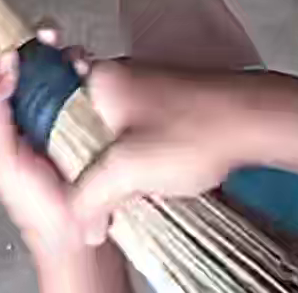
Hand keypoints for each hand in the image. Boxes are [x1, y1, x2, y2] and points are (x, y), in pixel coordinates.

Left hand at [0, 48, 96, 259]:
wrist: (82, 242)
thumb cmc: (38, 209)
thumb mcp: (0, 160)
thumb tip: (4, 65)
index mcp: (6, 117)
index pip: (7, 70)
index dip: (18, 48)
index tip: (32, 36)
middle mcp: (32, 111)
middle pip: (36, 63)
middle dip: (44, 43)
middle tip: (54, 35)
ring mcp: (60, 115)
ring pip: (61, 69)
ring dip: (67, 54)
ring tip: (75, 55)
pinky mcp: (87, 121)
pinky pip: (85, 87)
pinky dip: (87, 72)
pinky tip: (90, 69)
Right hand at [69, 60, 270, 245]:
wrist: (246, 120)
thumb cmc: (188, 133)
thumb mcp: (130, 169)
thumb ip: (92, 194)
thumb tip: (78, 223)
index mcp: (96, 78)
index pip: (51, 107)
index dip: (51, 146)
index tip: (59, 177)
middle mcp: (111, 73)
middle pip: (76, 119)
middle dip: (82, 158)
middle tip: (89, 190)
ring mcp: (135, 83)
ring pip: (103, 126)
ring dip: (107, 159)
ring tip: (117, 189)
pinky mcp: (157, 98)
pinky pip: (126, 126)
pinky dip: (128, 152)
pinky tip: (141, 176)